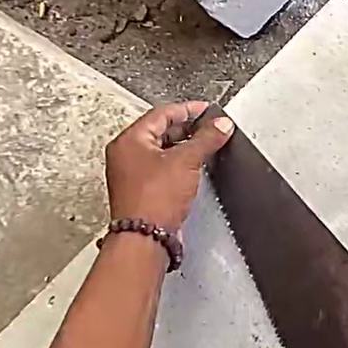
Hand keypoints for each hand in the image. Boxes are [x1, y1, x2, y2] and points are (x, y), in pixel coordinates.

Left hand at [105, 102, 234, 231]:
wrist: (145, 237)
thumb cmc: (153, 200)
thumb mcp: (187, 160)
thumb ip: (206, 139)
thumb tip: (221, 125)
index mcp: (129, 140)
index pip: (162, 114)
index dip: (188, 110)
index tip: (207, 110)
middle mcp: (126, 155)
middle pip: (161, 131)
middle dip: (188, 128)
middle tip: (210, 127)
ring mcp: (133, 173)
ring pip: (163, 150)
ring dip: (185, 146)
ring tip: (206, 145)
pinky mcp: (142, 190)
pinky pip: (163, 168)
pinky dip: (180, 164)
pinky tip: (194, 168)